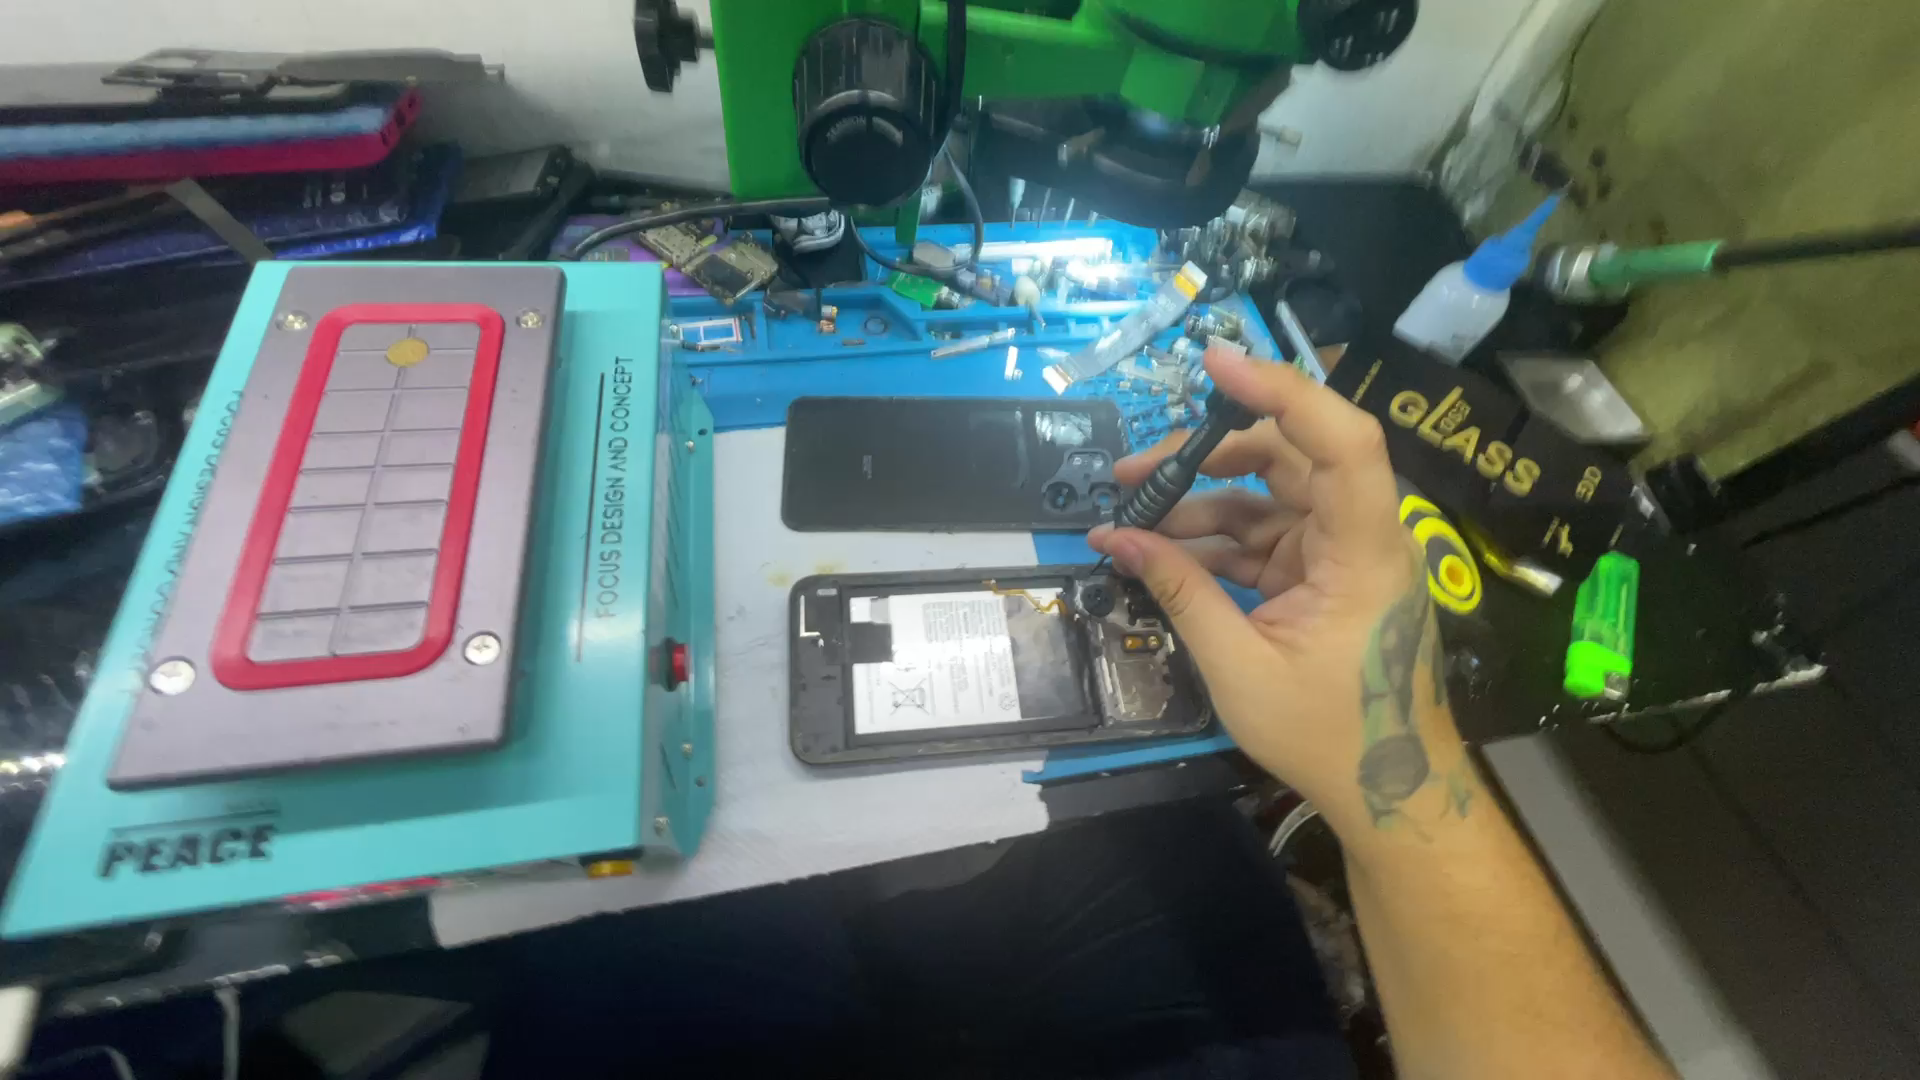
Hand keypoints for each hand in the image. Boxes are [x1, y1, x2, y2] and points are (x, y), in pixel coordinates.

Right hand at [1089, 348, 1474, 839]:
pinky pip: (1258, 538)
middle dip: (1203, 456)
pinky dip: (1209, 542)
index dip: (1283, 392)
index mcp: (1364, 552)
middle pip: (1286, 458)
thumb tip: (1112, 538)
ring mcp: (1337, 553)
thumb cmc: (1329, 737)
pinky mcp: (1317, 575)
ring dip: (1195, 504)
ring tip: (1128, 519)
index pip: (1341, 442)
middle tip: (1131, 471)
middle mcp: (1358, 535)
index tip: (1213, 365)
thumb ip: (1178, 592)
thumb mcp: (1238, 666)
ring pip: (1263, 497)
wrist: (1390, 793)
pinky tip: (1158, 552)